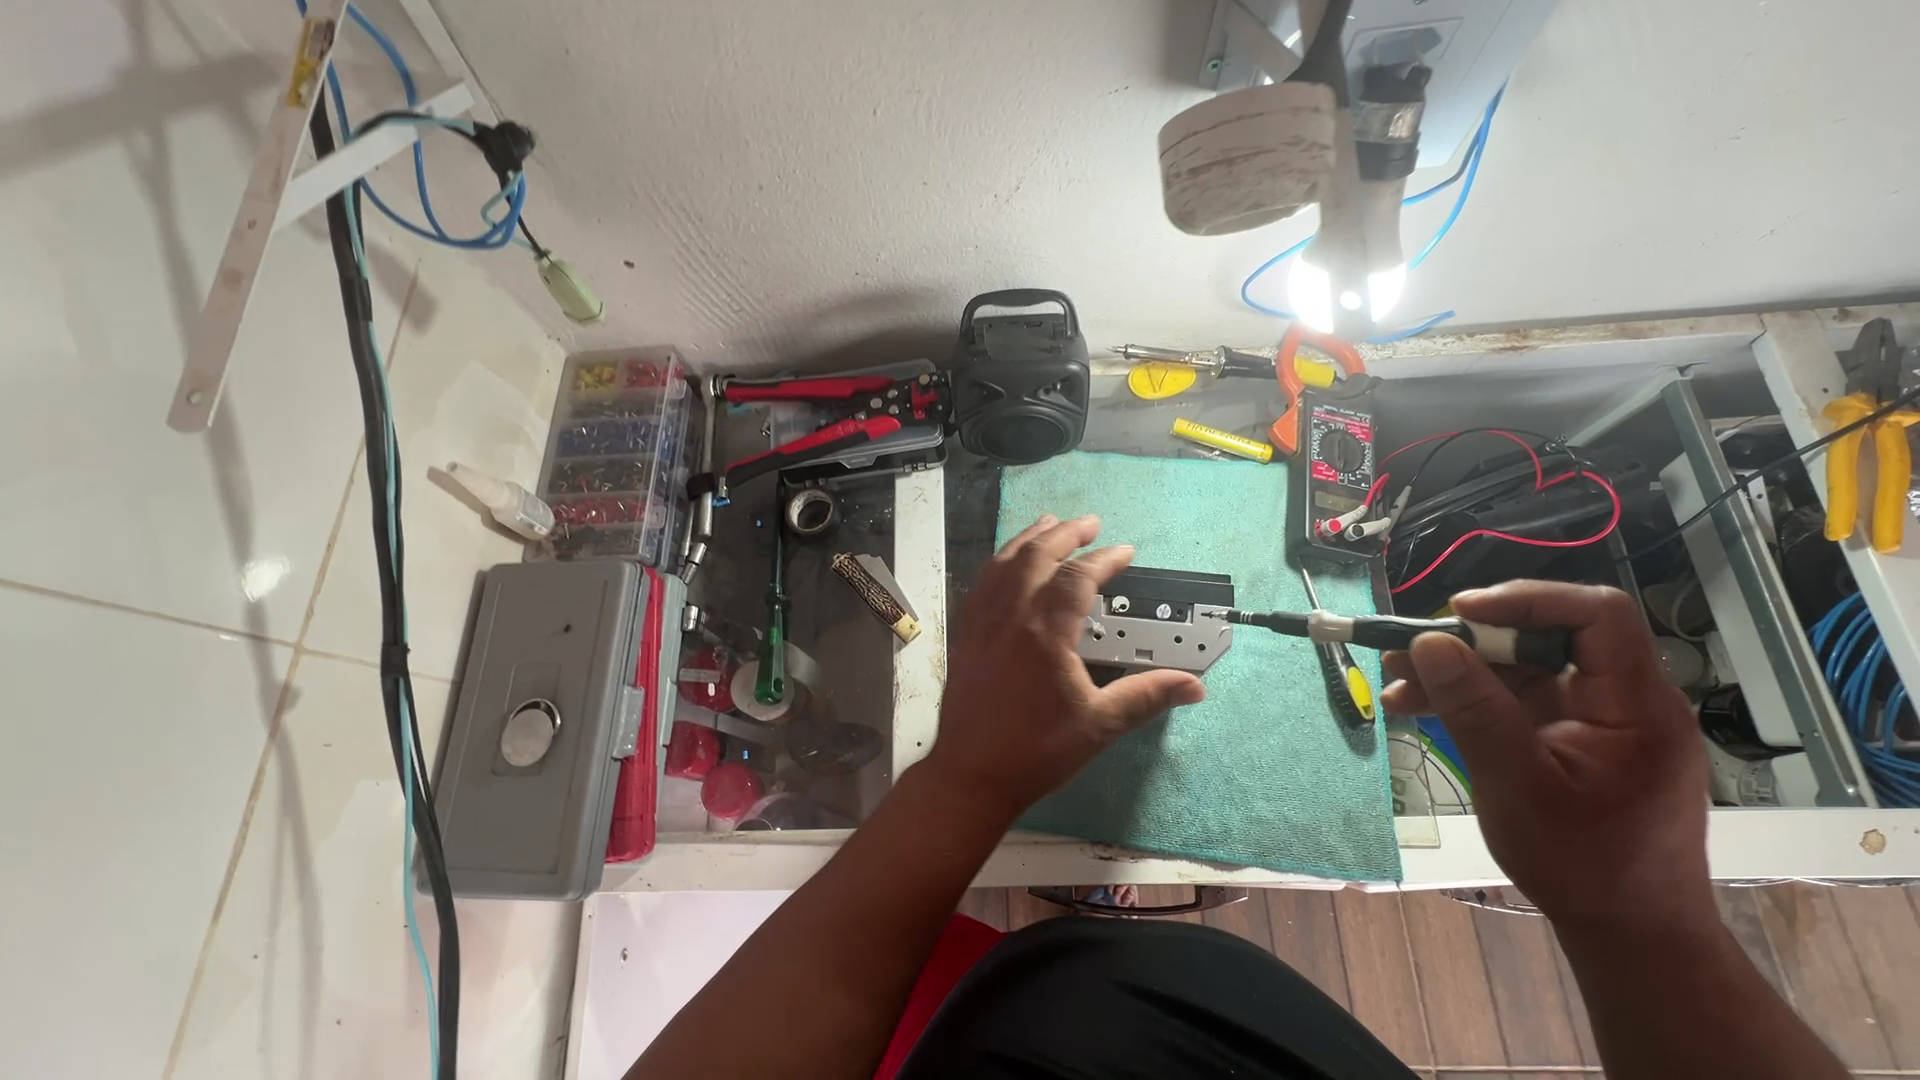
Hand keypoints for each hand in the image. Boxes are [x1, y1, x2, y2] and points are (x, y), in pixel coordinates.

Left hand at [921, 515, 1205, 824]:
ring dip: (1028, 539)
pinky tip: (1006, 565)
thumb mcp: (1099, 725)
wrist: (971, 775)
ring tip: (1047, 524)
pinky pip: (981, 584)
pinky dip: (999, 564)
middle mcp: (1010, 617)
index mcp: (1045, 633)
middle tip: (1088, 522)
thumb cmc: (1036, 751)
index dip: (1104, 559)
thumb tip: (1194, 685)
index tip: (1125, 551)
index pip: (1077, 578)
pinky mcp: (966, 636)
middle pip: (1036, 557)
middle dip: (1064, 534)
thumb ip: (1146, 697)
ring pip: (1002, 564)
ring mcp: (982, 624)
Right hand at [1381, 581, 1713, 931]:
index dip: (1527, 600)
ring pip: (1520, 670)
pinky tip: (1415, 707)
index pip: (1598, 616)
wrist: (1626, 931)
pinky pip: (1514, 702)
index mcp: (1635, 706)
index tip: (1459, 613)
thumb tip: (1429, 643)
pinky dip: (1467, 701)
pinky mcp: (1568, 739)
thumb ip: (1474, 710)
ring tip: (1394, 684)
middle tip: (1405, 653)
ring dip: (1456, 673)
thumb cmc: (1584, 864)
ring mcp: (1593, 720)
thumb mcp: (1517, 785)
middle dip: (1469, 642)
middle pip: (1545, 640)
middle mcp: (1620, 701)